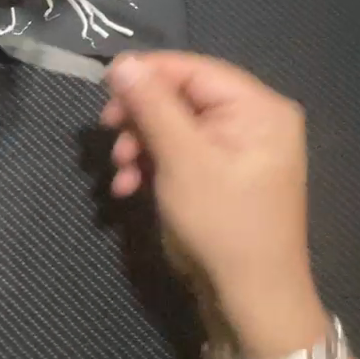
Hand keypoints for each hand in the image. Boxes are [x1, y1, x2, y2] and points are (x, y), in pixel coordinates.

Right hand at [99, 52, 324, 357]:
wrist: (247, 296)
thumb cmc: (222, 222)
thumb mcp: (181, 159)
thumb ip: (151, 106)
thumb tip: (121, 62)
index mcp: (257, 108)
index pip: (192, 69)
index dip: (145, 75)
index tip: (103, 91)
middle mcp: (249, 120)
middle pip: (177, 96)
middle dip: (138, 118)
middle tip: (108, 135)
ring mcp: (232, 148)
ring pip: (168, 125)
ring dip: (136, 145)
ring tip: (120, 173)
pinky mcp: (214, 172)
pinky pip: (172, 151)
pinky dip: (146, 165)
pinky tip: (128, 188)